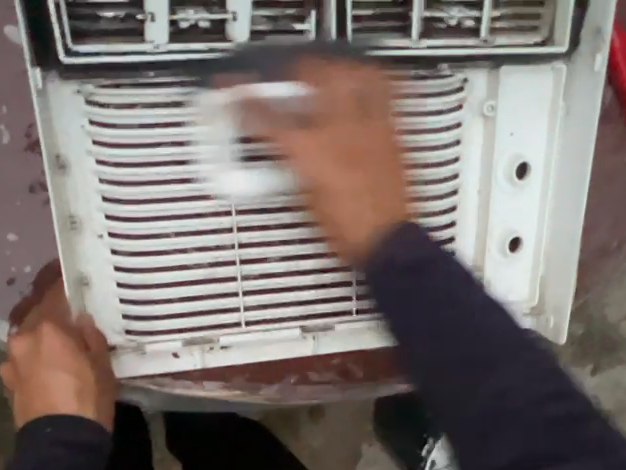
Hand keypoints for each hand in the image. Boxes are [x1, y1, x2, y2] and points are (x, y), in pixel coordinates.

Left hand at [1, 271, 115, 429]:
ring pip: (28, 340)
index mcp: (49, 327)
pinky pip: (22, 361)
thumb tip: (82, 321)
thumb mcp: (103, 368)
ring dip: (42, 341)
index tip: (76, 285)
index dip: (66, 289)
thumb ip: (91, 338)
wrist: (61, 443)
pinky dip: (33, 361)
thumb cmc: (88, 401)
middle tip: (71, 322)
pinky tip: (46, 371)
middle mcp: (24, 337)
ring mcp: (11, 360)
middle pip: (38, 317)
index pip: (56, 295)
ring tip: (59, 350)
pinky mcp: (8, 381)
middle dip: (53, 318)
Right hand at [240, 57, 410, 265]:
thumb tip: (287, 153)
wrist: (386, 244)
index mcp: (310, 153)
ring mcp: (368, 129)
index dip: (244, 99)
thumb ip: (295, 169)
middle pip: (314, 77)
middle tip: (290, 75)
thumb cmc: (349, 232)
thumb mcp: (307, 202)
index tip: (234, 92)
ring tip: (330, 70)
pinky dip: (378, 82)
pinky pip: (388, 93)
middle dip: (297, 70)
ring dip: (338, 68)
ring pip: (353, 76)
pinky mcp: (392, 135)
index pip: (267, 117)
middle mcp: (339, 132)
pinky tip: (371, 82)